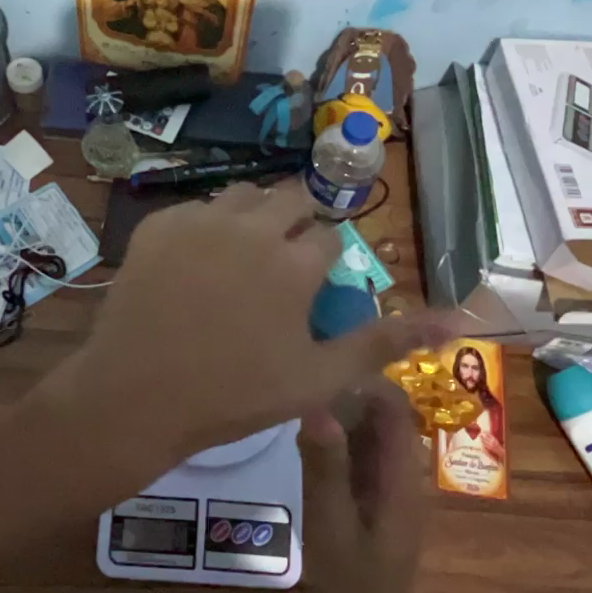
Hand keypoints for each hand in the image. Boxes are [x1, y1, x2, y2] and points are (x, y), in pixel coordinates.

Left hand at [44, 183, 445, 487]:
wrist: (135, 396)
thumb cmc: (235, 395)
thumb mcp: (319, 378)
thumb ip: (384, 342)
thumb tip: (456, 319)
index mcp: (298, 261)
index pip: (333, 236)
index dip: (328, 260)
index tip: (314, 286)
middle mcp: (254, 225)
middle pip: (292, 199)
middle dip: (298, 223)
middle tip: (282, 264)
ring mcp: (201, 219)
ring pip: (244, 195)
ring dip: (254, 216)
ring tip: (243, 256)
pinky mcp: (158, 224)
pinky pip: (196, 208)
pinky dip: (206, 226)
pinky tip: (196, 263)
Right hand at [301, 389, 431, 592]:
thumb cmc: (356, 583)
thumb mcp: (331, 525)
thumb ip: (324, 467)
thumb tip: (315, 404)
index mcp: (399, 473)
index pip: (392, 405)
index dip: (361, 379)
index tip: (319, 367)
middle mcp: (402, 470)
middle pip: (383, 412)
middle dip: (346, 394)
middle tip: (299, 387)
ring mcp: (392, 483)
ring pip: (371, 430)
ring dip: (340, 416)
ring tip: (296, 408)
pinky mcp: (379, 495)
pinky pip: (363, 452)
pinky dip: (338, 441)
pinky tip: (306, 445)